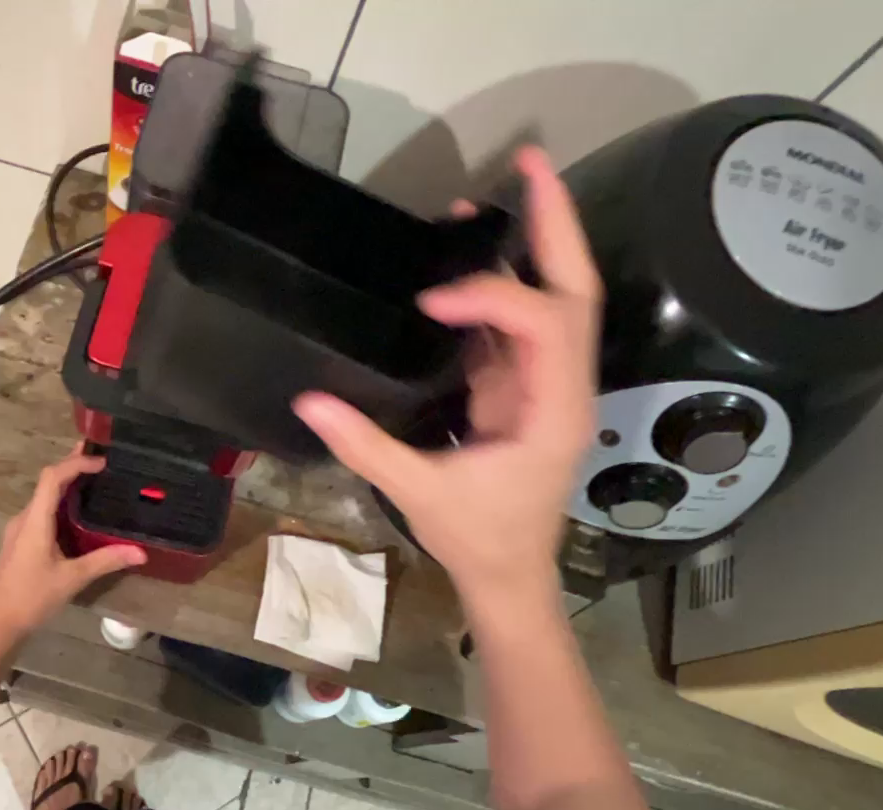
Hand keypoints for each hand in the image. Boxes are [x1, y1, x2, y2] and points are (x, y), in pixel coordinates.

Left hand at [0, 448, 146, 635]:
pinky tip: (77, 515)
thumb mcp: (72, 579)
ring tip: (93, 481)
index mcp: (34, 521)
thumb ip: (105, 561)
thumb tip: (141, 552)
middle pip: (47, 483)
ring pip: (44, 498)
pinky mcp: (20, 542)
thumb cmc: (32, 598)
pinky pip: (41, 513)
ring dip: (66, 486)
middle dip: (72, 468)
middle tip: (100, 459)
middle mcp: (24, 519)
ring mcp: (19, 531)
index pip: (52, 478)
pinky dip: (60, 505)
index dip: (75, 464)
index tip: (101, 462)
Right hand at [292, 146, 600, 612]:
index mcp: (553, 409)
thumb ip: (364, 445)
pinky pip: (519, 329)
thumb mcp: (418, 492)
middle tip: (528, 163)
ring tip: (499, 194)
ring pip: (555, 301)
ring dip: (530, 248)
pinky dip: (498, 292)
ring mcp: (546, 386)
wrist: (509, 573)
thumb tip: (308, 401)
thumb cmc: (477, 538)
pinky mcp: (522, 392)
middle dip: (554, 224)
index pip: (542, 324)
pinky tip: (465, 267)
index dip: (491, 296)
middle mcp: (563, 386)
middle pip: (574, 289)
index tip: (431, 300)